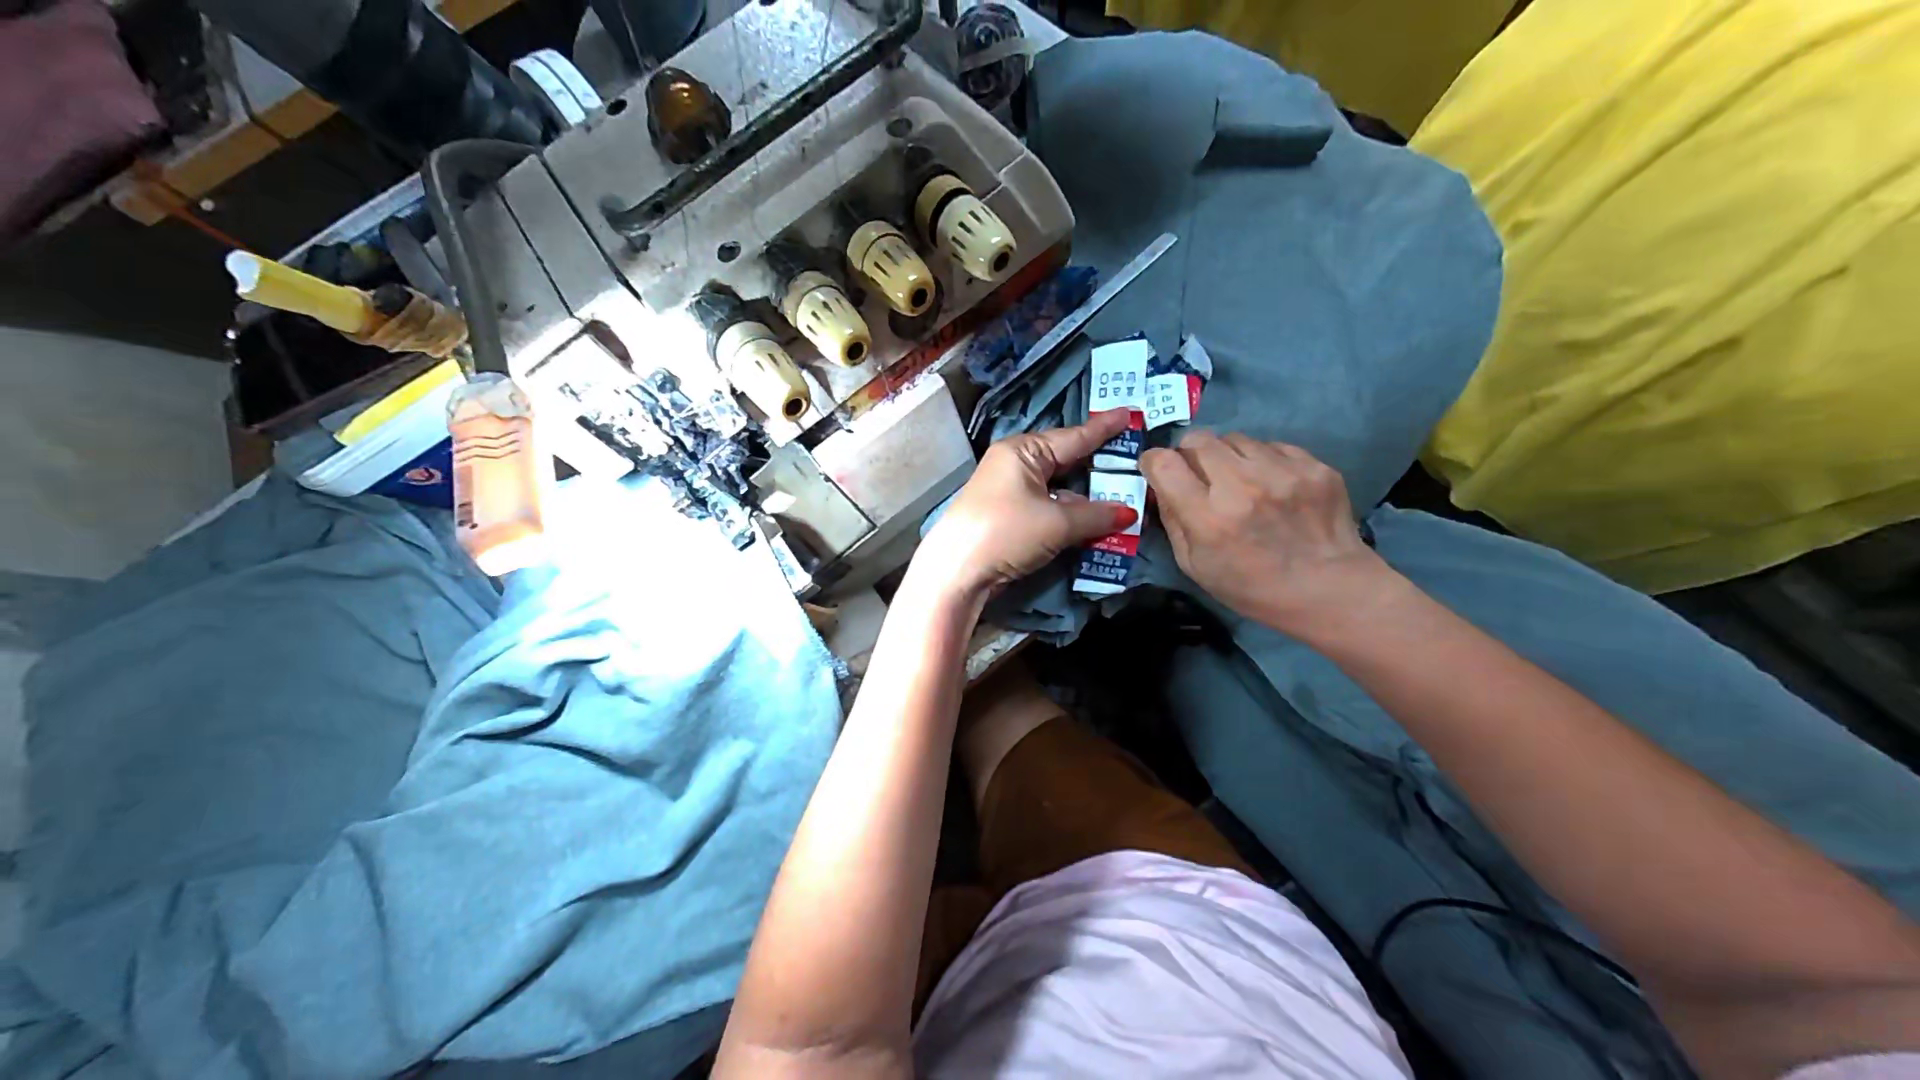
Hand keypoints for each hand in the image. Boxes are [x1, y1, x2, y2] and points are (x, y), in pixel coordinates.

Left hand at [916, 411, 1139, 598]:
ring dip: (1087, 499)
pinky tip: (1093, 523)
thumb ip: (1096, 516)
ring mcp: (1009, 491)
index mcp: (1022, 452)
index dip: (1104, 428)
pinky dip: (1070, 515)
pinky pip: (1048, 508)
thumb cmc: (1006, 532)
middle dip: (1098, 466)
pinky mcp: (1008, 517)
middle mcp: (1015, 465)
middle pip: (1066, 462)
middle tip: (1134, 461)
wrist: (956, 573)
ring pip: (1059, 489)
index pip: (1073, 437)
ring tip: (1123, 499)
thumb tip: (1128, 513)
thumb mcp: (1057, 523)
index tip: (1130, 414)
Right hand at [1140, 433, 1394, 635]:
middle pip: (1198, 439)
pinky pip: (1272, 446)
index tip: (1158, 469)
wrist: (1329, 590)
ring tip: (1240, 481)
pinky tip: (1272, 486)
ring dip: (1228, 455)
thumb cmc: (1252, 587)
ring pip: (1235, 438)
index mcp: (1209, 517)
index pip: (1165, 463)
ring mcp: (1282, 472)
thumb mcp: (1195, 566)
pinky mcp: (1313, 466)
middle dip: (1189, 453)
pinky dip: (1263, 461)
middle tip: (1199, 473)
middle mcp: (1243, 486)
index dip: (1154, 462)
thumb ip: (1173, 520)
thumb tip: (1161, 485)